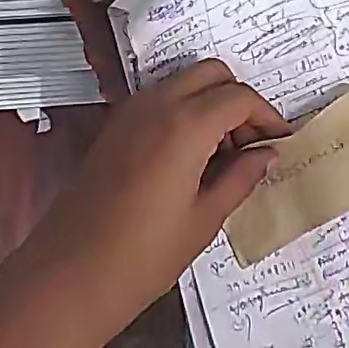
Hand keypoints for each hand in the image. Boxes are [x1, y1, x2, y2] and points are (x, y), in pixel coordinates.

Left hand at [1, 59, 289, 347]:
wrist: (69, 274)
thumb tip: (265, 153)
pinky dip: (184, 112)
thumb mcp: (203, 218)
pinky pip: (159, 100)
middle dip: (239, 99)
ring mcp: (129, 113)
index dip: (267, 116)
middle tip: (251, 143)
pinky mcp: (114, 127)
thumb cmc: (142, 256)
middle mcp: (155, 105)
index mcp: (184, 126)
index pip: (238, 97)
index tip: (279, 141)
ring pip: (183, 83)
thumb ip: (240, 176)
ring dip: (210, 103)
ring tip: (222, 156)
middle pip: (211, 74)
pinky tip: (190, 157)